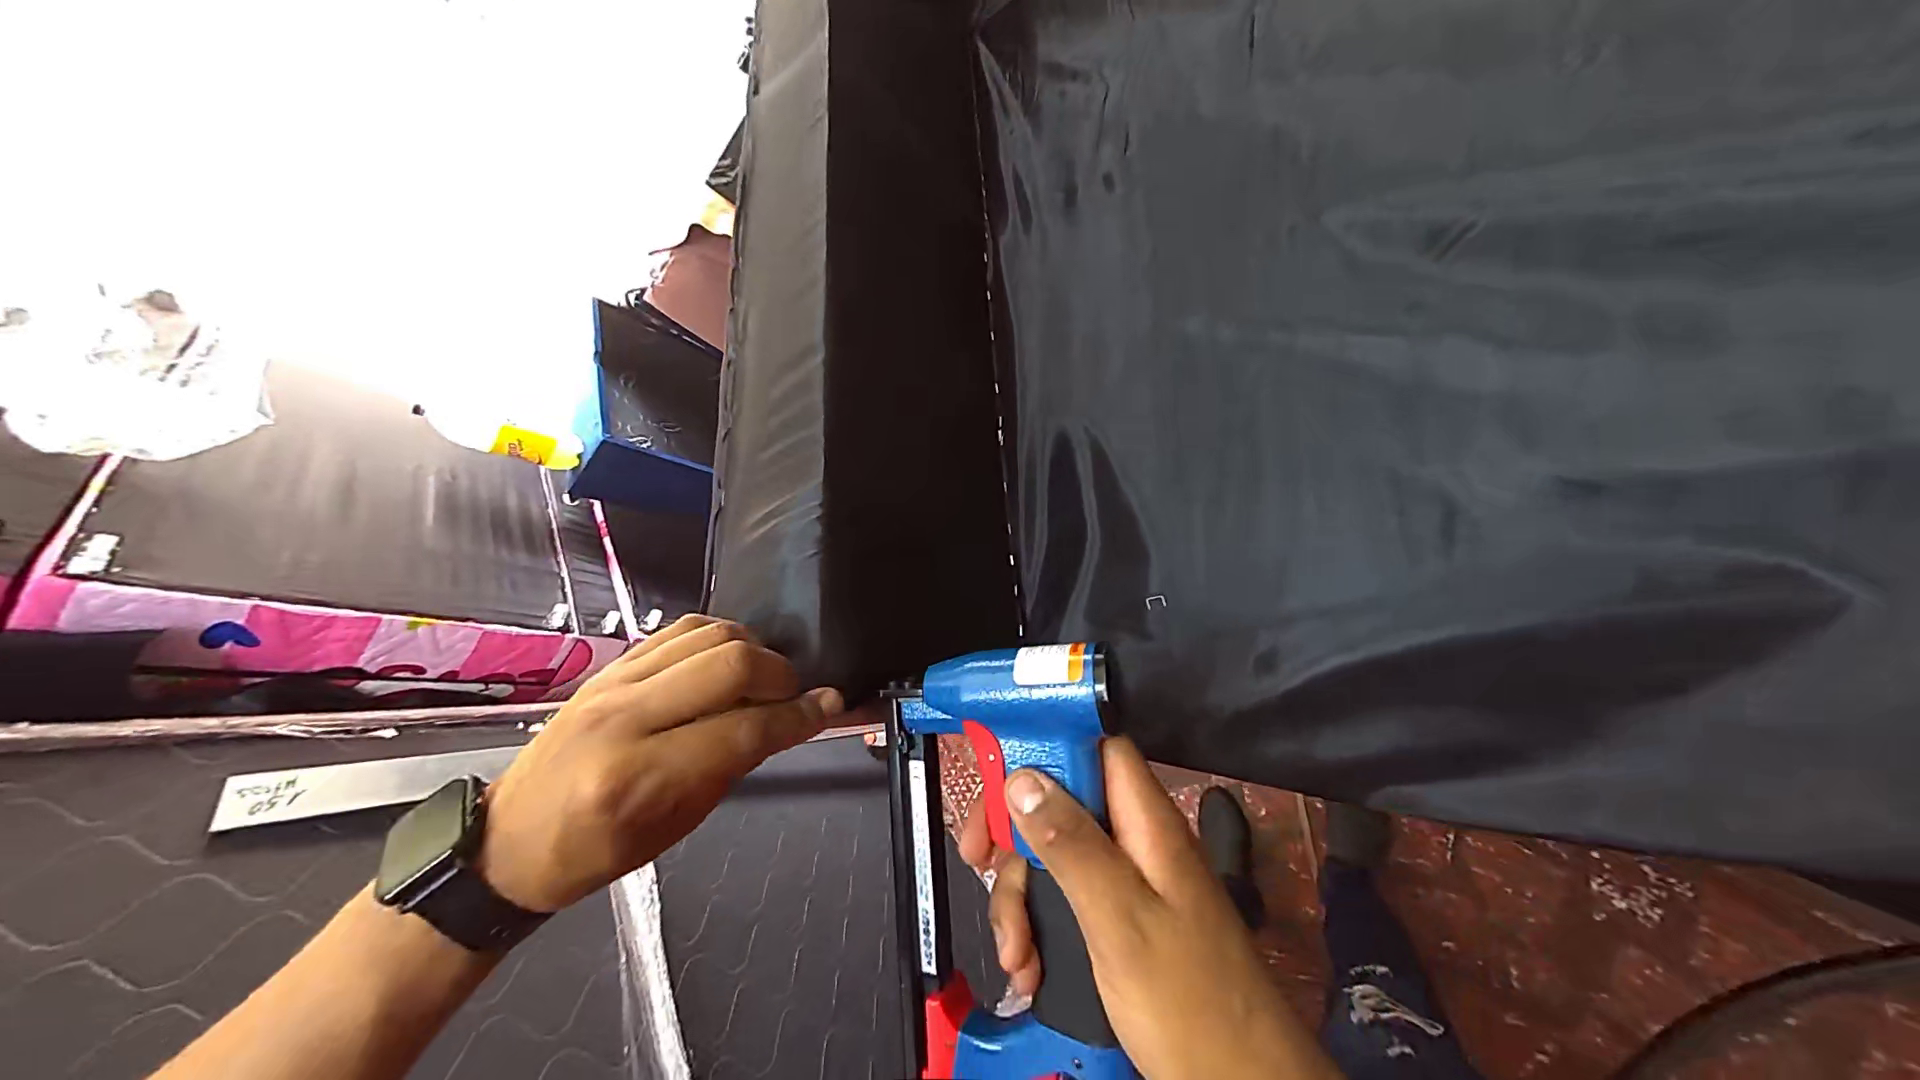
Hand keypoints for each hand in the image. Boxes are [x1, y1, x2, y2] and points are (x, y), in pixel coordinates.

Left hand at [476, 615, 842, 911]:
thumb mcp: (676, 824)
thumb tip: (787, 722)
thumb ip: (733, 763)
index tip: (829, 706)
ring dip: (754, 649)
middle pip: (730, 665)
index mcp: (640, 777)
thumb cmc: (596, 851)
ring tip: (764, 675)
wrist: (510, 839)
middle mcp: (625, 718)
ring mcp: (613, 683)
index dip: (798, 717)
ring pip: (710, 635)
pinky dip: (718, 635)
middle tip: (794, 694)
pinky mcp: (610, 666)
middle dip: (780, 675)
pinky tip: (729, 656)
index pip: (743, 730)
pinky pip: (680, 629)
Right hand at [963, 737, 1340, 1079]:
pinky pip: (1064, 898)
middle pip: (1061, 802)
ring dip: (1021, 897)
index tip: (997, 773)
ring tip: (1015, 954)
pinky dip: (1038, 926)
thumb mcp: (1119, 920)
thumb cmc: (1189, 1004)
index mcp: (1145, 822)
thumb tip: (1023, 780)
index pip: (1095, 747)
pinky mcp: (1119, 918)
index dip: (1048, 746)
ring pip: (1054, 855)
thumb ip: (1070, 845)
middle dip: (1015, 832)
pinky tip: (1028, 968)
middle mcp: (1135, 841)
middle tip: (979, 859)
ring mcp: (1127, 881)